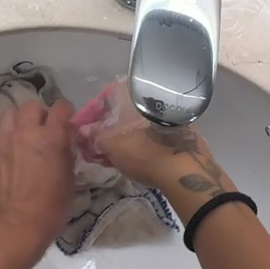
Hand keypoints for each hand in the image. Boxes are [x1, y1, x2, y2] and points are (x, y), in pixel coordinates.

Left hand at [0, 100, 77, 261]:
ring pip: (12, 112)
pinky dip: (9, 129)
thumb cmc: (51, 207)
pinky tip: (15, 144)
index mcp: (50, 138)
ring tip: (28, 133)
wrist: (18, 225)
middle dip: (43, 114)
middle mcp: (26, 132)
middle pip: (34, 106)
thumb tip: (66, 139)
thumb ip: (67, 151)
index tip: (69, 123)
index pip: (61, 107)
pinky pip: (1, 127)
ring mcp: (6, 139)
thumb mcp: (69, 177)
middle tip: (48, 129)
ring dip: (22, 118)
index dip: (68, 113)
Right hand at [77, 85, 235, 218]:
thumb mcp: (111, 145)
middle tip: (94, 145)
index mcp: (136, 96)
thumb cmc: (144, 153)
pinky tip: (132, 158)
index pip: (106, 96)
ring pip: (138, 124)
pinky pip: (153, 135)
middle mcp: (154, 100)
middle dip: (106, 128)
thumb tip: (84, 130)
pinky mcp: (183, 133)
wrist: (187, 172)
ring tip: (109, 155)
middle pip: (123, 111)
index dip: (91, 113)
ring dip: (122, 137)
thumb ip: (95, 135)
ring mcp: (171, 117)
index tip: (82, 129)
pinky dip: (139, 143)